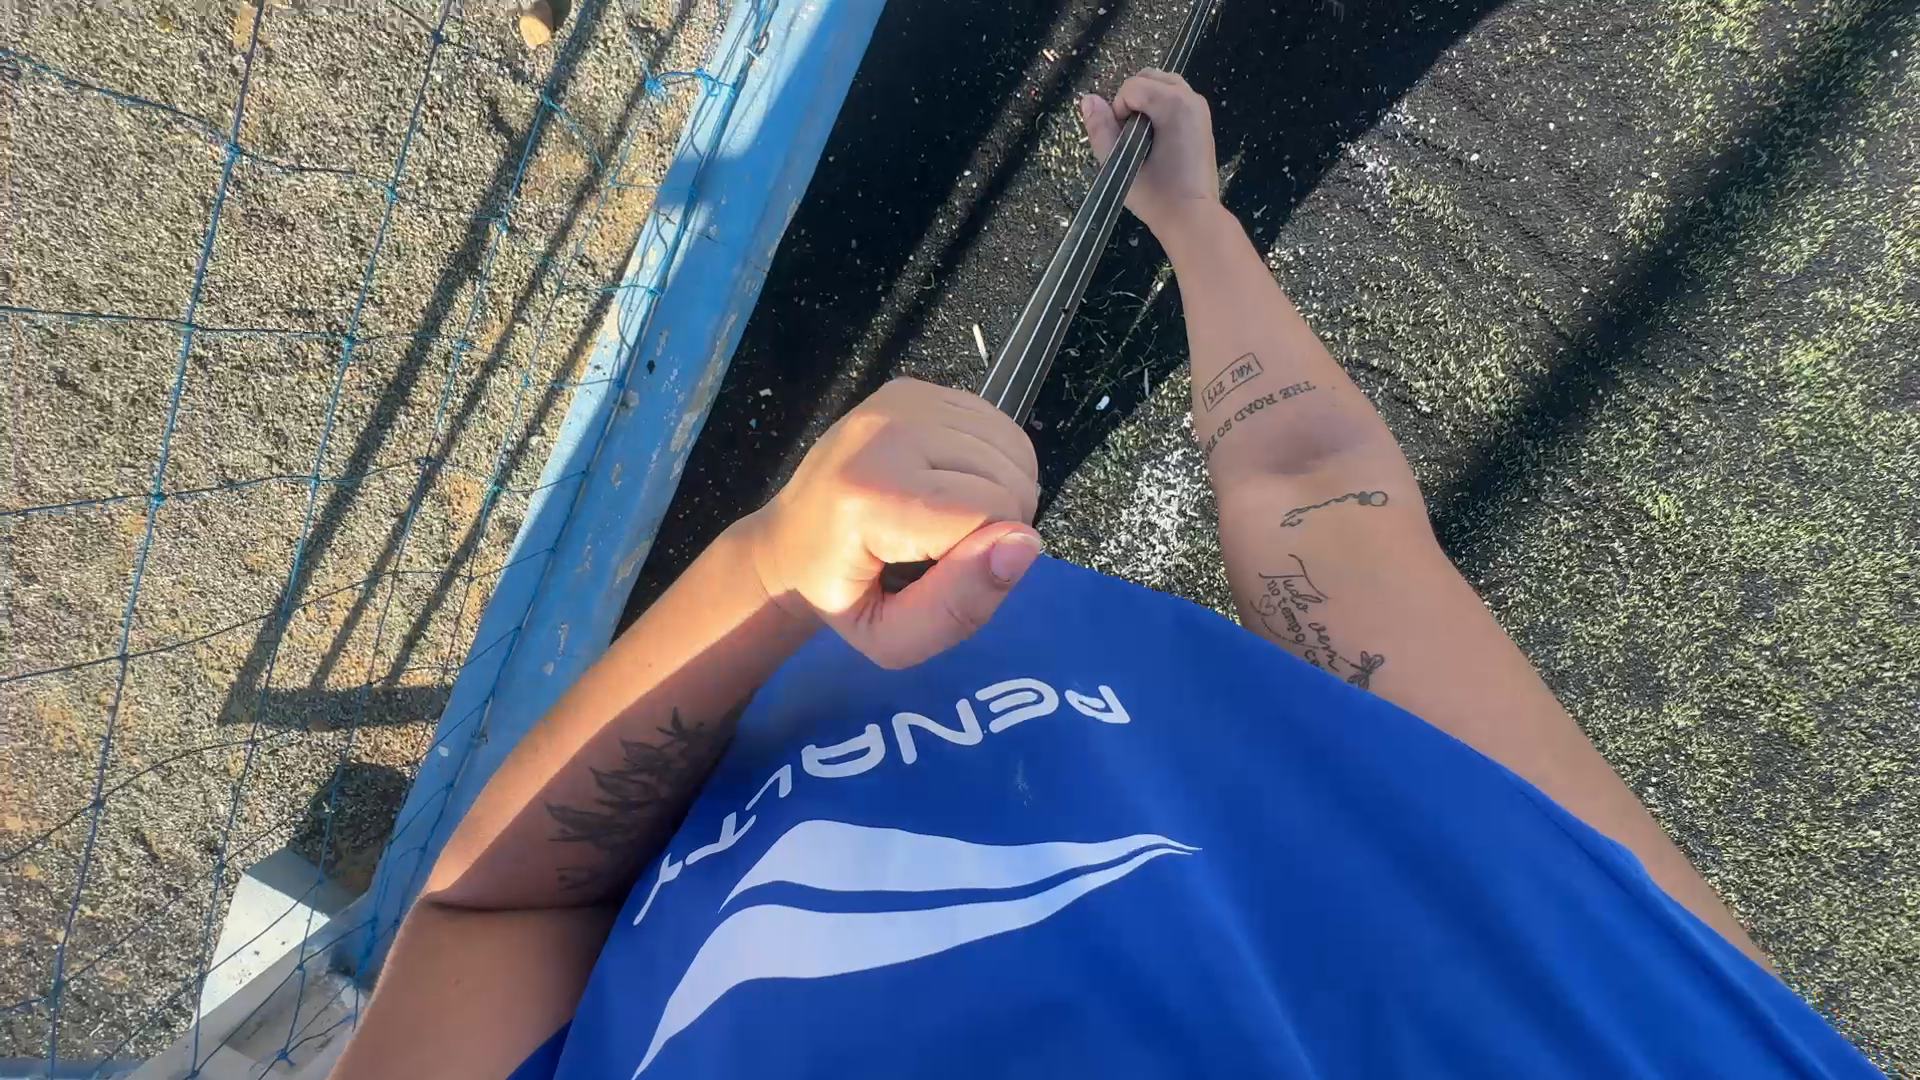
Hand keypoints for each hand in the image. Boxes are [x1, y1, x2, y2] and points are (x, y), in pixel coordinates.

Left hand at [744, 378, 1043, 668]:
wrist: (791, 544)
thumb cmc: (842, 599)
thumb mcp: (893, 639)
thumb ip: (960, 605)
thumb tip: (1025, 543)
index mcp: (871, 495)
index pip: (994, 513)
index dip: (988, 558)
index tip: (943, 573)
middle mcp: (886, 429)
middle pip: (1009, 477)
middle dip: (999, 525)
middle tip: (945, 549)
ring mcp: (899, 400)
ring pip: (1013, 448)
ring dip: (1000, 492)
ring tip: (946, 518)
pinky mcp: (912, 387)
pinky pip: (998, 425)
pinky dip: (992, 462)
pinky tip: (950, 484)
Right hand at [1079, 69, 1219, 235]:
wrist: (1193, 217)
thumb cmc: (1157, 197)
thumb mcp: (1120, 166)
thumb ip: (1101, 131)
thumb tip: (1088, 100)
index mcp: (1173, 105)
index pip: (1131, 87)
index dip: (1118, 113)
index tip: (1123, 143)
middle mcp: (1190, 97)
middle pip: (1148, 78)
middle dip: (1132, 103)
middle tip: (1130, 139)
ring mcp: (1198, 107)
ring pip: (1162, 85)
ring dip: (1145, 104)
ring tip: (1141, 139)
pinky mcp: (1201, 118)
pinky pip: (1174, 98)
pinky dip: (1160, 110)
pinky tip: (1156, 141)